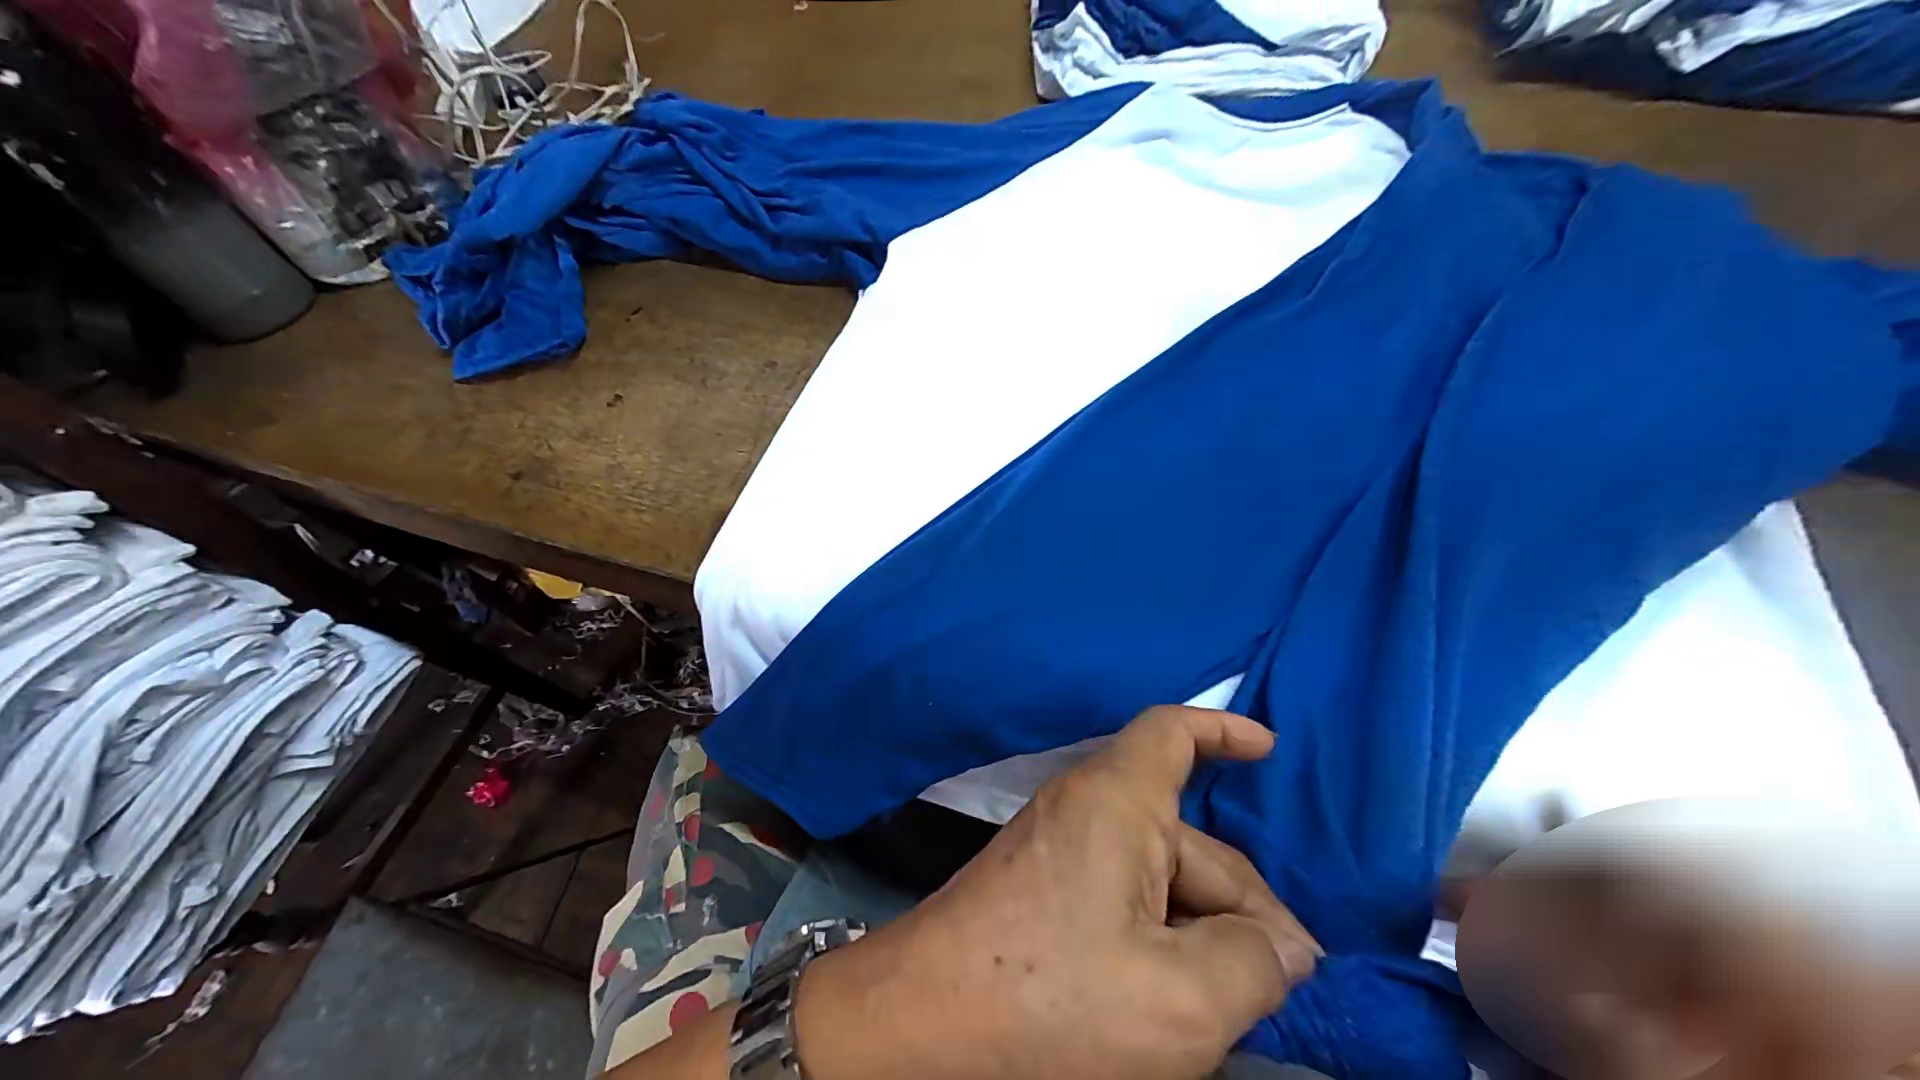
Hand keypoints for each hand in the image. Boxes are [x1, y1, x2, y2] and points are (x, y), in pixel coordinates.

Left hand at [793, 706, 1320, 1079]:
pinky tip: (1176, 999)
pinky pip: (1124, 900)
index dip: (1222, 729)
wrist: (922, 1022)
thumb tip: (1280, 947)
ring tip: (1225, 1011)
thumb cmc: (1050, 998)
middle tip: (1283, 985)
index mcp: (1116, 800)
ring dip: (1202, 937)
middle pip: (1189, 840)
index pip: (1172, 733)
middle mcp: (1085, 810)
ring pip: (1159, 881)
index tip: (1267, 750)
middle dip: (1243, 908)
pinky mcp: (1043, 891)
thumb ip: (1253, 965)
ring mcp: (1060, 851)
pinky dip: (1161, 940)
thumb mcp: (1180, 1000)